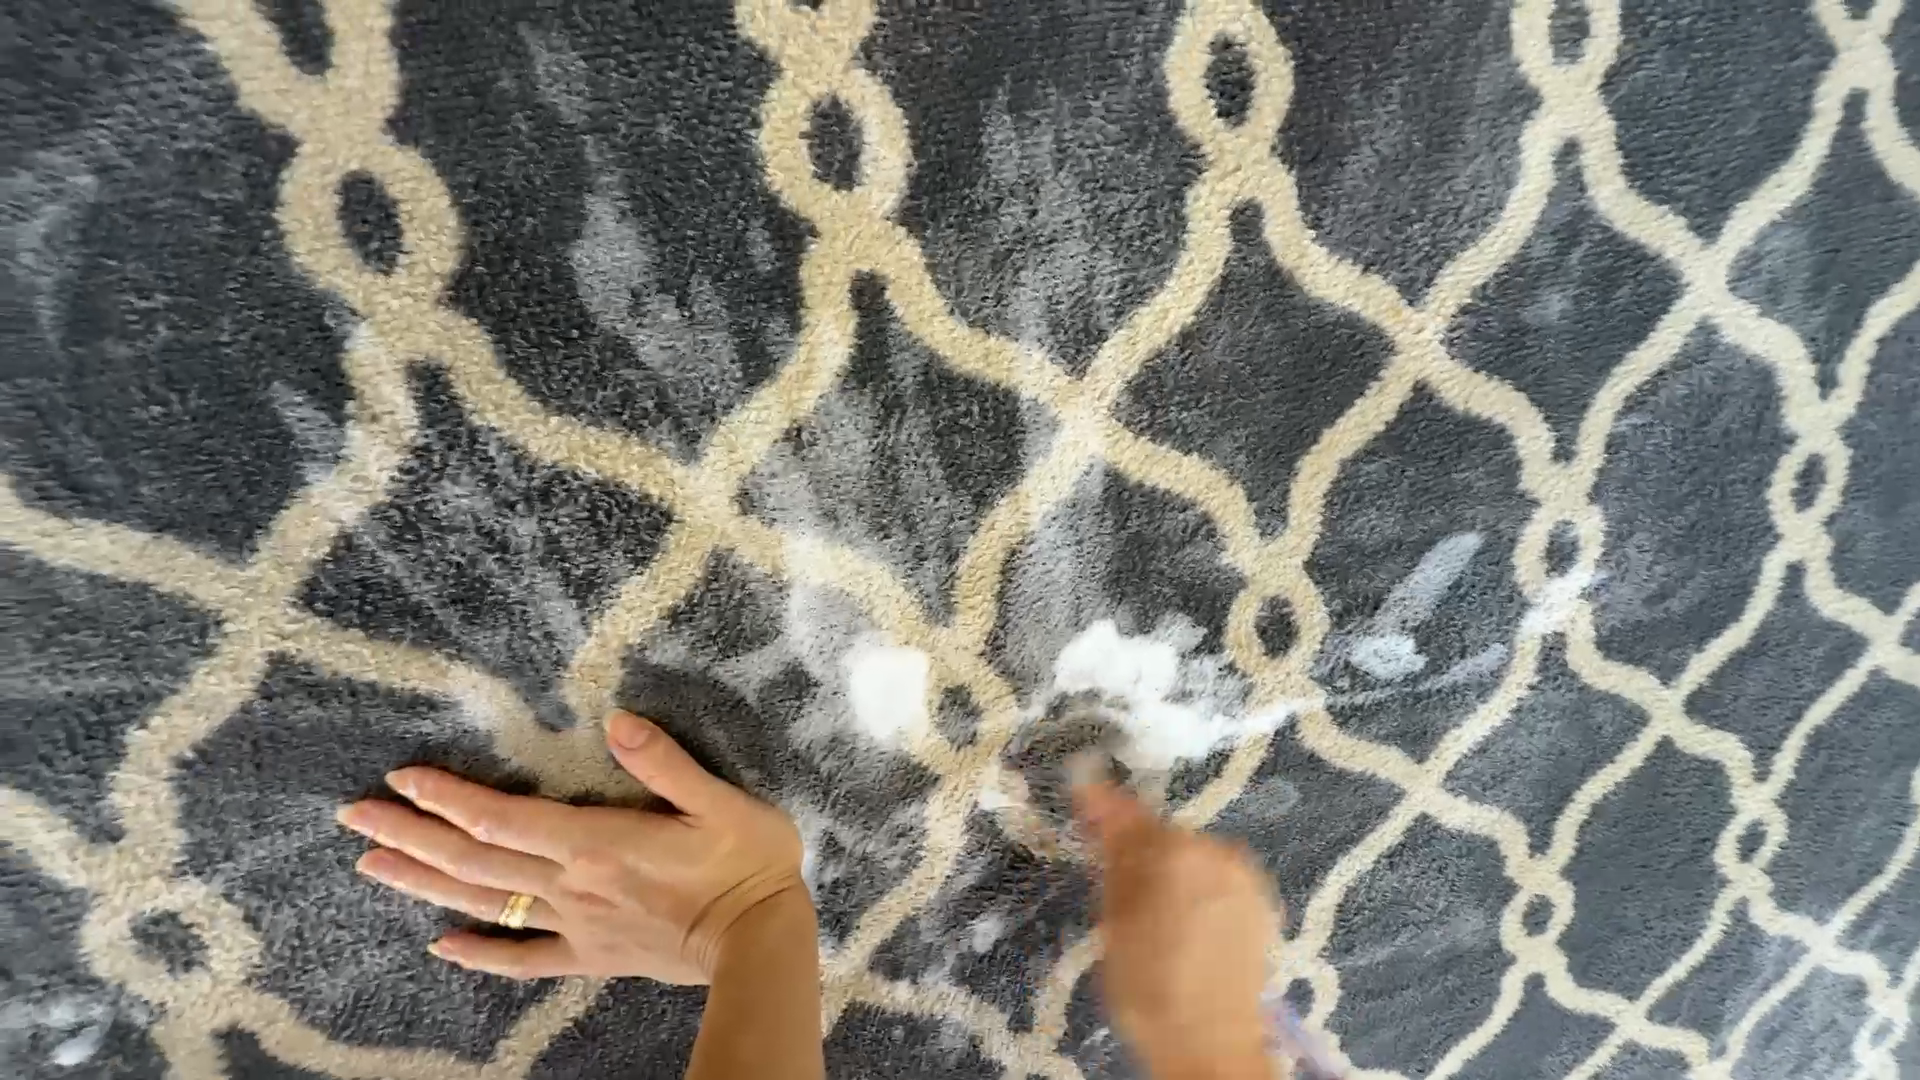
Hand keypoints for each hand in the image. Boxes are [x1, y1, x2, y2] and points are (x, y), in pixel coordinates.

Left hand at [336, 710, 809, 982]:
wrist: (761, 939)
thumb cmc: (746, 860)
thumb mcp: (720, 800)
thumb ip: (665, 763)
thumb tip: (617, 720)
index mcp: (600, 844)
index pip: (507, 819)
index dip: (452, 798)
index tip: (404, 779)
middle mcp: (574, 885)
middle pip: (479, 860)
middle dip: (415, 835)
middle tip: (357, 817)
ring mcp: (578, 926)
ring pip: (487, 902)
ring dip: (426, 882)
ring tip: (372, 866)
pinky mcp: (592, 955)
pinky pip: (523, 957)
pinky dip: (478, 952)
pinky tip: (442, 945)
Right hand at [1076, 781, 1280, 1079]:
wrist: (1210, 1045)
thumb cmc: (1147, 985)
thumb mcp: (1113, 917)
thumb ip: (1111, 854)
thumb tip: (1094, 799)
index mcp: (1171, 850)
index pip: (1126, 811)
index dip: (1100, 804)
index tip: (1080, 795)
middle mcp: (1213, 849)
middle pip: (1162, 833)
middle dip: (1139, 846)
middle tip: (1116, 874)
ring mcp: (1242, 873)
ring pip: (1191, 853)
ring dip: (1171, 866)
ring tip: (1157, 906)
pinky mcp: (1262, 898)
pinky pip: (1217, 874)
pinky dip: (1199, 885)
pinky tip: (1188, 918)